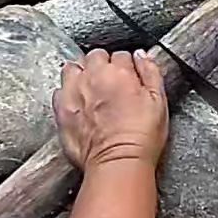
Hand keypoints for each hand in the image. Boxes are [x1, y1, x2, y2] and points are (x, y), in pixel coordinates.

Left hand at [53, 49, 167, 171]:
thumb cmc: (140, 137)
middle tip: (111, 82)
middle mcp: (93, 76)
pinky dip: (67, 92)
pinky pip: (59, 90)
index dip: (127, 66)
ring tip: (91, 87)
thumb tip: (142, 55)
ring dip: (81, 72)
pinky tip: (78, 103)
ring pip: (72, 67)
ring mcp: (73, 92)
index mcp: (118, 71)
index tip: (130, 78)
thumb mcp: (158, 102)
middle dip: (103, 65)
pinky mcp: (61, 110)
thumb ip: (151, 72)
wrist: (117, 163)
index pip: (121, 55)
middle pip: (94, 56)